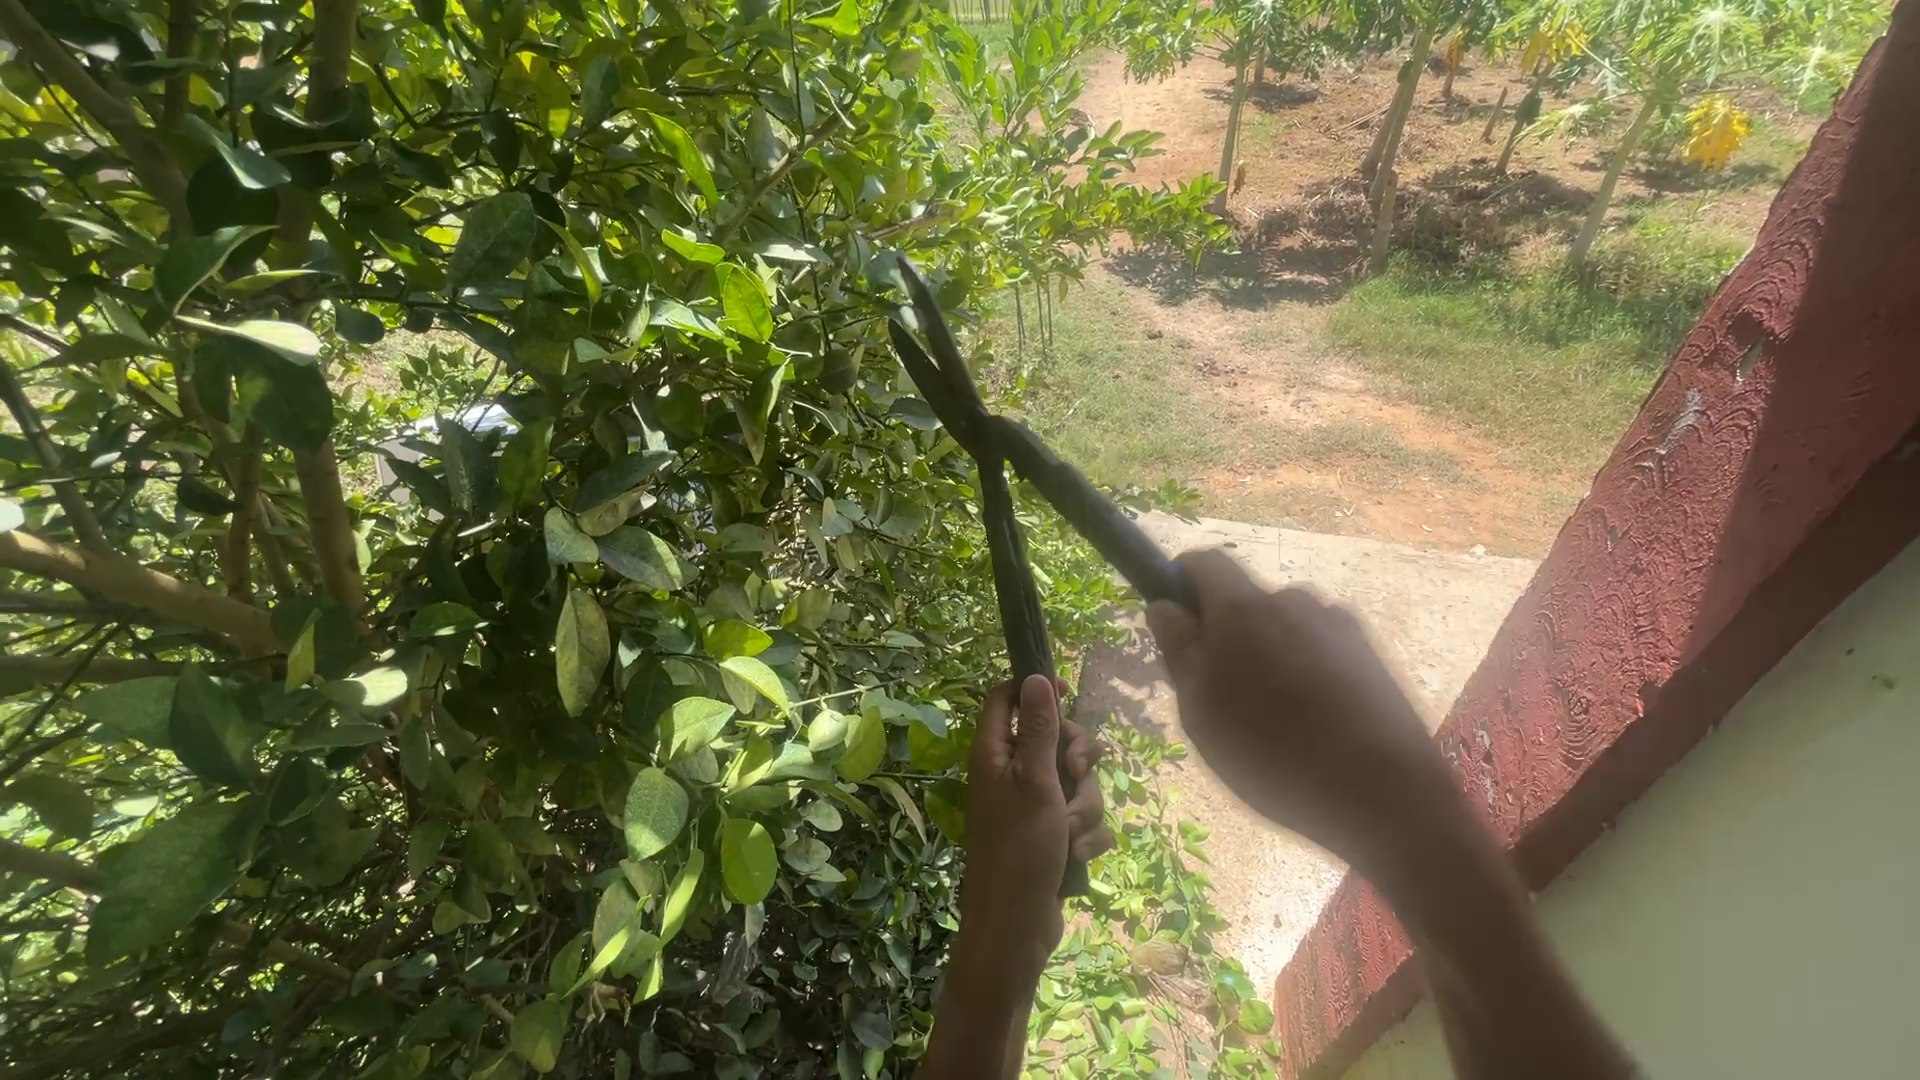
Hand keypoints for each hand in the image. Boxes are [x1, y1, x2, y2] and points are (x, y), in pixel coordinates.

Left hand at [958, 674, 1112, 970]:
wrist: (1016, 927)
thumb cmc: (1020, 847)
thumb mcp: (1034, 780)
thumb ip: (1038, 728)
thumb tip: (1036, 676)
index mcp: (995, 752)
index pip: (1006, 698)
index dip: (1035, 690)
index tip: (1067, 693)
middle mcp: (1012, 772)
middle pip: (1055, 738)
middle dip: (1077, 758)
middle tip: (1077, 773)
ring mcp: (1033, 804)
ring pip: (1077, 781)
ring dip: (1084, 806)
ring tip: (1070, 832)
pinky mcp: (1052, 833)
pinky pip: (1083, 817)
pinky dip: (1085, 834)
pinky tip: (1077, 854)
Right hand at [1145, 550, 1462, 878]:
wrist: (1387, 796)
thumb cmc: (1272, 753)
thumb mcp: (1199, 710)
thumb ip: (1178, 648)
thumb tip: (1163, 606)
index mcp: (1243, 607)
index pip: (1202, 561)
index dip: (1180, 580)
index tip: (1174, 619)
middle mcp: (1292, 600)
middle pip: (1243, 599)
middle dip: (1225, 631)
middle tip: (1220, 691)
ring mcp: (1337, 624)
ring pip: (1282, 625)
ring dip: (1267, 652)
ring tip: (1272, 716)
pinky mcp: (1370, 653)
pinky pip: (1317, 646)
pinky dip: (1303, 669)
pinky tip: (1312, 721)